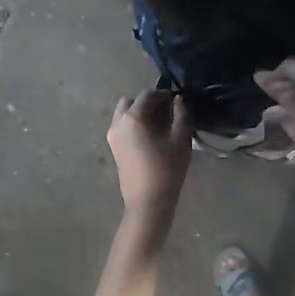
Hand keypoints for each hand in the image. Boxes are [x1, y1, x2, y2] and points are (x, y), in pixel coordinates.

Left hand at [108, 88, 193, 218]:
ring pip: (123, 114)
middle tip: (166, 112)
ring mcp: (113, 136)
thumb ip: (181, 114)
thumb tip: (178, 100)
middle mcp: (119, 122)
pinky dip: (133, 124)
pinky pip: (121, 126)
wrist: (148, 201)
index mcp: (134, 117)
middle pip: (131, 101)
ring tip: (158, 125)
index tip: (177, 101)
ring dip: (138, 113)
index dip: (164, 94)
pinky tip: (149, 137)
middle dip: (147, 102)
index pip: (148, 95)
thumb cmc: (167, 169)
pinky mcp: (113, 148)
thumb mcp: (181, 139)